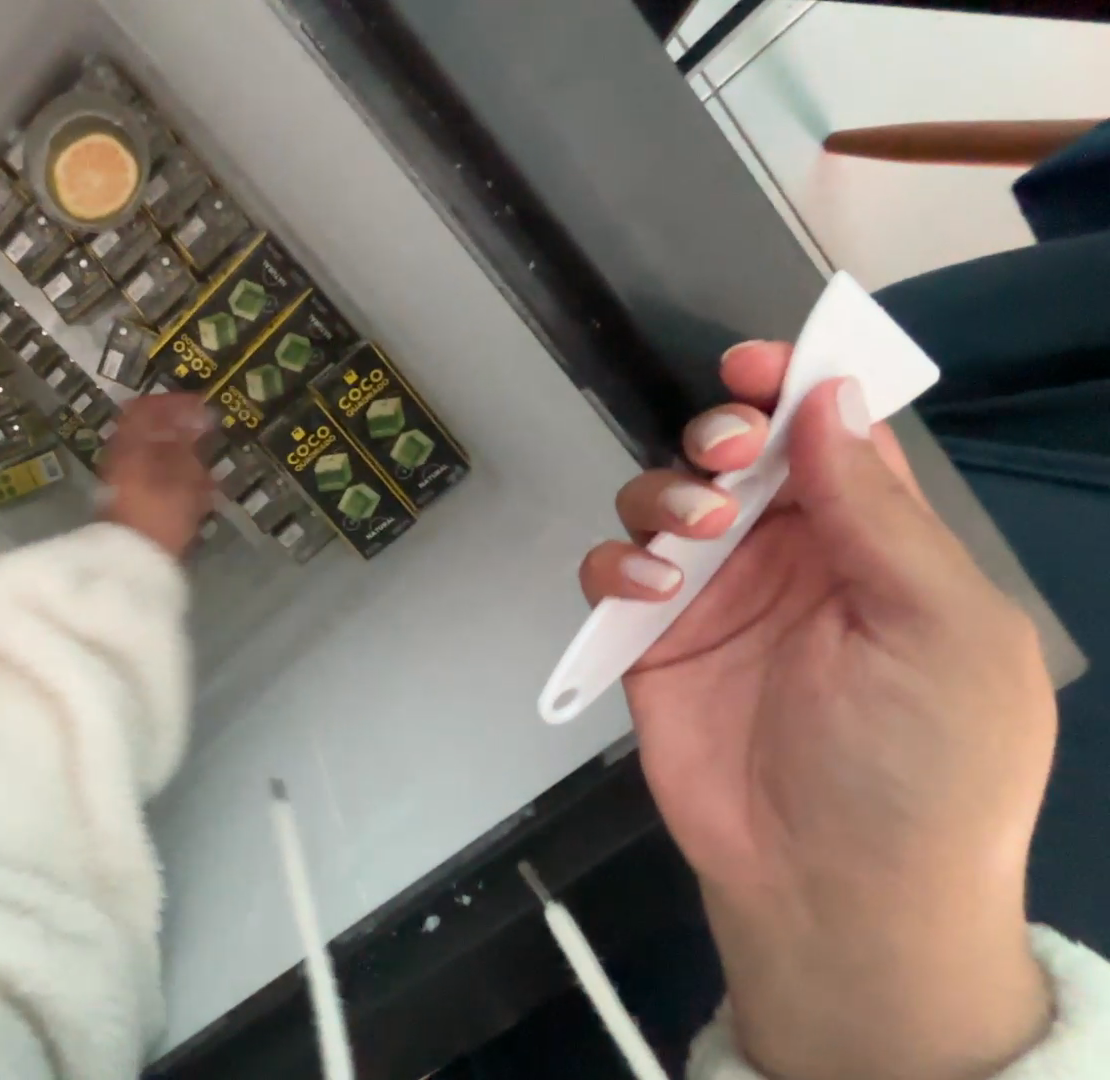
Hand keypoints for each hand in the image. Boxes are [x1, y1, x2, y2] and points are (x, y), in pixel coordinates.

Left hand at [101, 394, 214, 559]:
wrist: (131, 566)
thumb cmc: (159, 515)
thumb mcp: (183, 475)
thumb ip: (190, 443)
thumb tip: (199, 415)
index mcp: (128, 447)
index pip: (146, 409)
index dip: (174, 403)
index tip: (201, 406)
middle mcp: (121, 461)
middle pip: (151, 437)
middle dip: (183, 437)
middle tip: (209, 440)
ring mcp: (123, 486)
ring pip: (155, 462)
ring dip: (184, 463)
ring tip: (209, 475)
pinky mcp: (131, 508)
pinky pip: (156, 485)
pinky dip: (178, 485)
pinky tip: (200, 496)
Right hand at [581, 343, 1056, 1079]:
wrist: (825, 879)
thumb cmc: (921, 759)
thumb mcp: (940, 629)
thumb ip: (880, 515)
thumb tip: (827, 403)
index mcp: (876, 546)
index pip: (830, 442)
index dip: (794, 390)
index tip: (756, 361)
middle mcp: (785, 558)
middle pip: (730, 461)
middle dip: (716, 437)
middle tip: (723, 452)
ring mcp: (707, 597)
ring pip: (657, 505)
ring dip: (660, 498)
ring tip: (684, 539)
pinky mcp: (643, 637)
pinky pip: (610, 574)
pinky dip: (615, 568)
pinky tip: (648, 594)